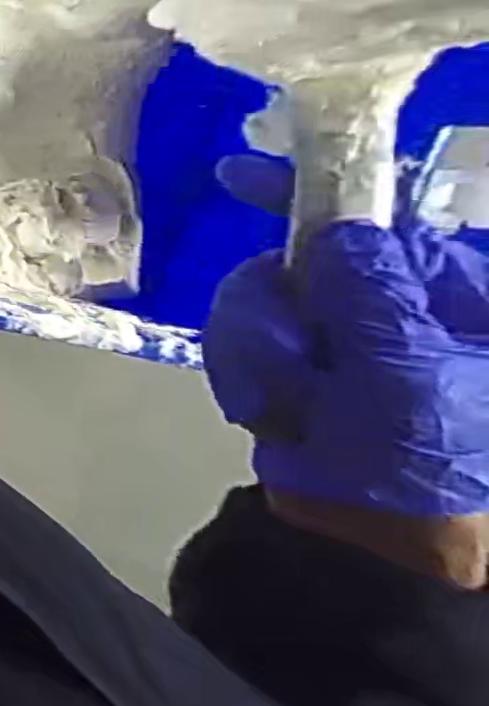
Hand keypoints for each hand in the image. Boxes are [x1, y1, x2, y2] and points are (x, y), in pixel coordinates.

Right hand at [205, 155, 488, 516]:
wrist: (368, 530)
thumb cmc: (419, 458)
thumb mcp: (404, 375)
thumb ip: (373, 296)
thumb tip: (341, 227)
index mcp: (465, 303)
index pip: (386, 230)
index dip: (317, 198)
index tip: (239, 175)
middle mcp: (403, 308)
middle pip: (299, 267)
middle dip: (272, 311)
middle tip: (284, 358)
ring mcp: (344, 334)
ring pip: (257, 303)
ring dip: (254, 349)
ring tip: (281, 401)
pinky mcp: (298, 356)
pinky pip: (242, 336)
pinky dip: (244, 368)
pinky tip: (269, 403)